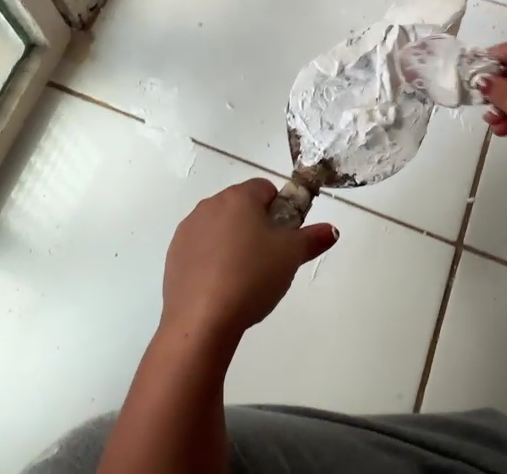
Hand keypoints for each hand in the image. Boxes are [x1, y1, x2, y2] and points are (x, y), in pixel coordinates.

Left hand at [160, 179, 338, 345]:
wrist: (202, 319)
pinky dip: (212, 259)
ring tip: (244, 277)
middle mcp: (210, 205)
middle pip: (241, 206)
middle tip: (269, 259)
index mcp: (239, 198)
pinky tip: (221, 286)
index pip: (265, 188)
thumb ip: (312, 239)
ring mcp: (188, 229)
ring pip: (219, 227)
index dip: (279, 209)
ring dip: (233, 242)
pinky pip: (200, 248)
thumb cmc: (252, 277)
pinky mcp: (174, 254)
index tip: (284, 236)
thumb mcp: (290, 257)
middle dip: (256, 225)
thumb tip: (331, 230)